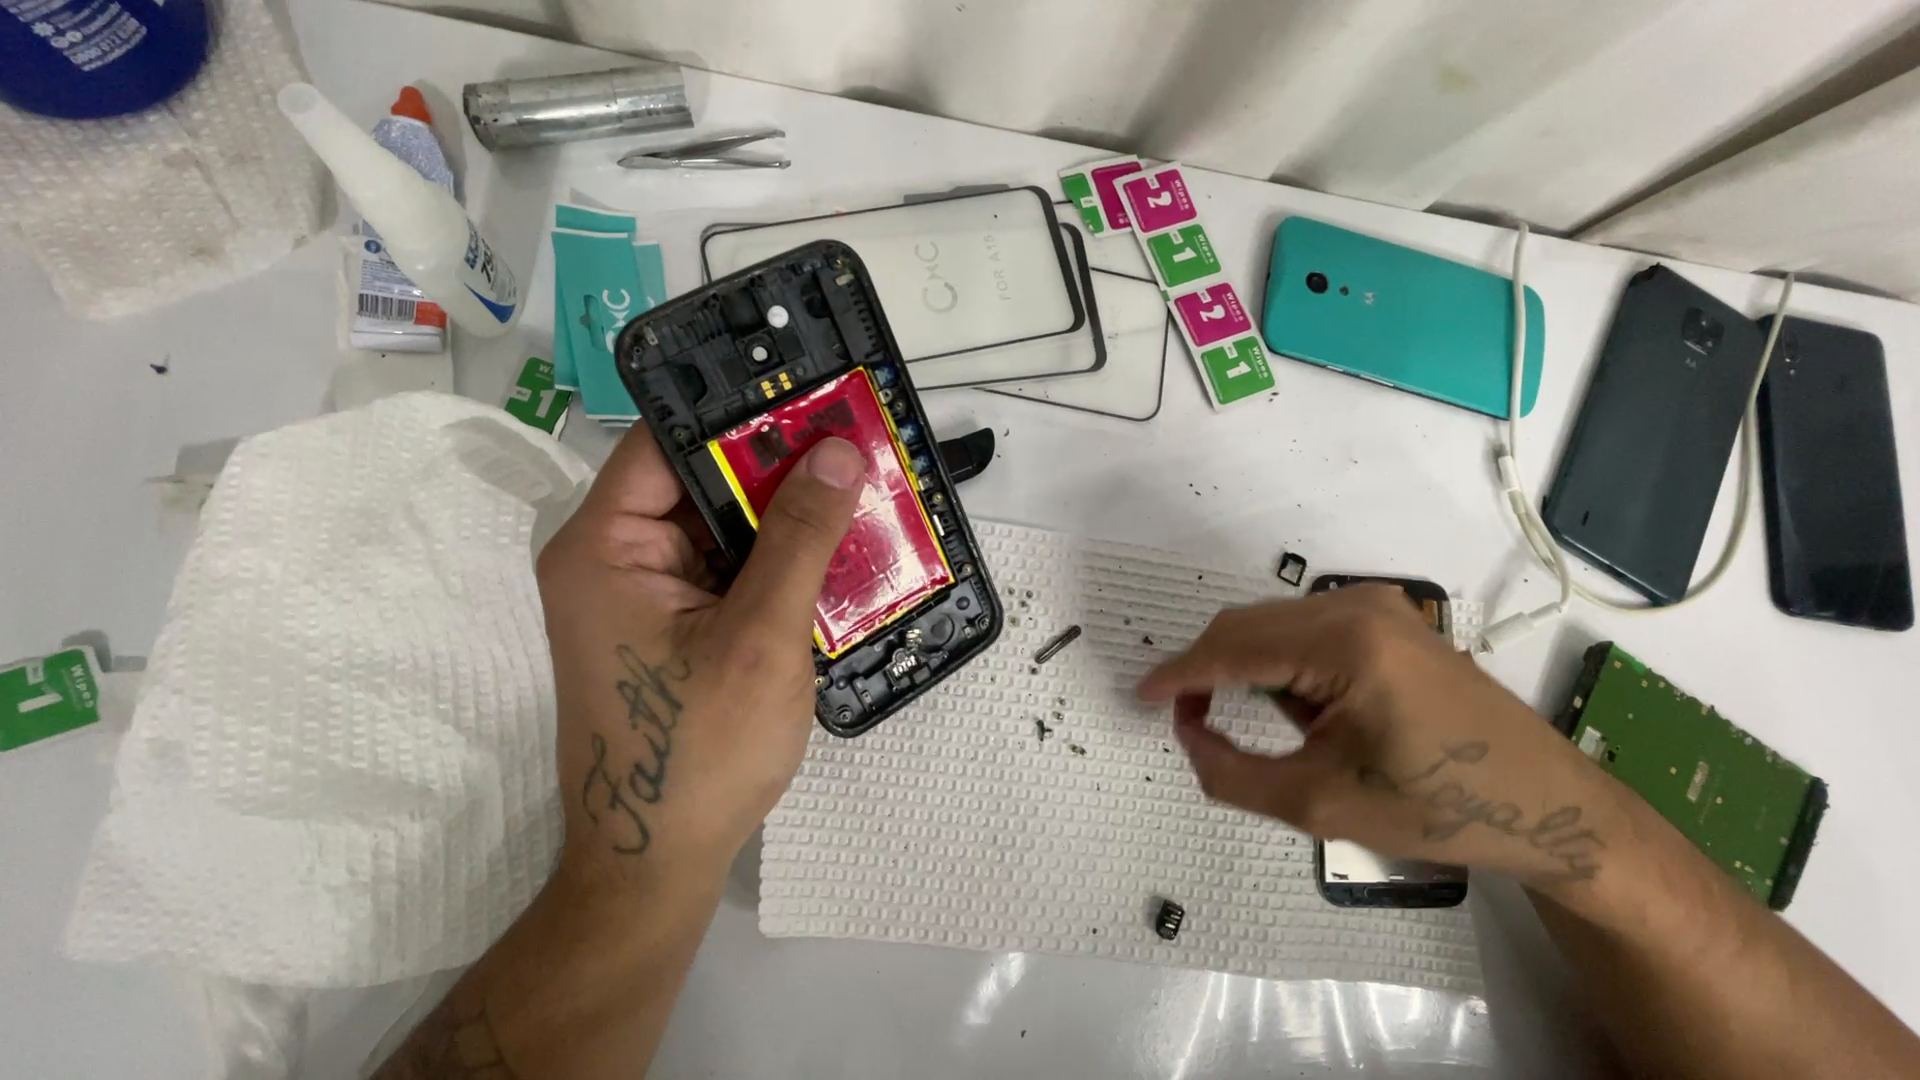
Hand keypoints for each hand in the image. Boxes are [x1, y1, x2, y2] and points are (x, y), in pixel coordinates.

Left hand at [534, 426, 866, 889]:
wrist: (658, 863)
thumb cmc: (700, 750)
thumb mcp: (761, 637)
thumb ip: (800, 538)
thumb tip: (838, 450)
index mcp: (604, 546)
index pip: (668, 446)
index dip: (739, 418)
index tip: (813, 400)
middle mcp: (613, 560)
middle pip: (699, 485)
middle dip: (777, 470)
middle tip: (855, 445)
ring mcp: (643, 596)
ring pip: (721, 529)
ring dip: (786, 519)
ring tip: (860, 491)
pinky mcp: (672, 628)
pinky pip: (728, 572)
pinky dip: (777, 563)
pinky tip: (836, 554)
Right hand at [1138, 585, 1628, 890]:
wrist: (1548, 806)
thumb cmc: (1438, 809)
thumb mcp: (1319, 803)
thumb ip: (1231, 772)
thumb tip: (1186, 733)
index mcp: (1345, 643)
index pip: (1231, 648)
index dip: (1177, 674)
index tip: (1139, 697)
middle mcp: (1358, 606)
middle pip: (1246, 625)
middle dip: (1205, 669)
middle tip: (1188, 722)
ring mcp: (1379, 605)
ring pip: (1271, 623)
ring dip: (1242, 666)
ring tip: (1251, 723)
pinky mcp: (1390, 618)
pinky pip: (1304, 627)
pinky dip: (1278, 660)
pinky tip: (1298, 706)